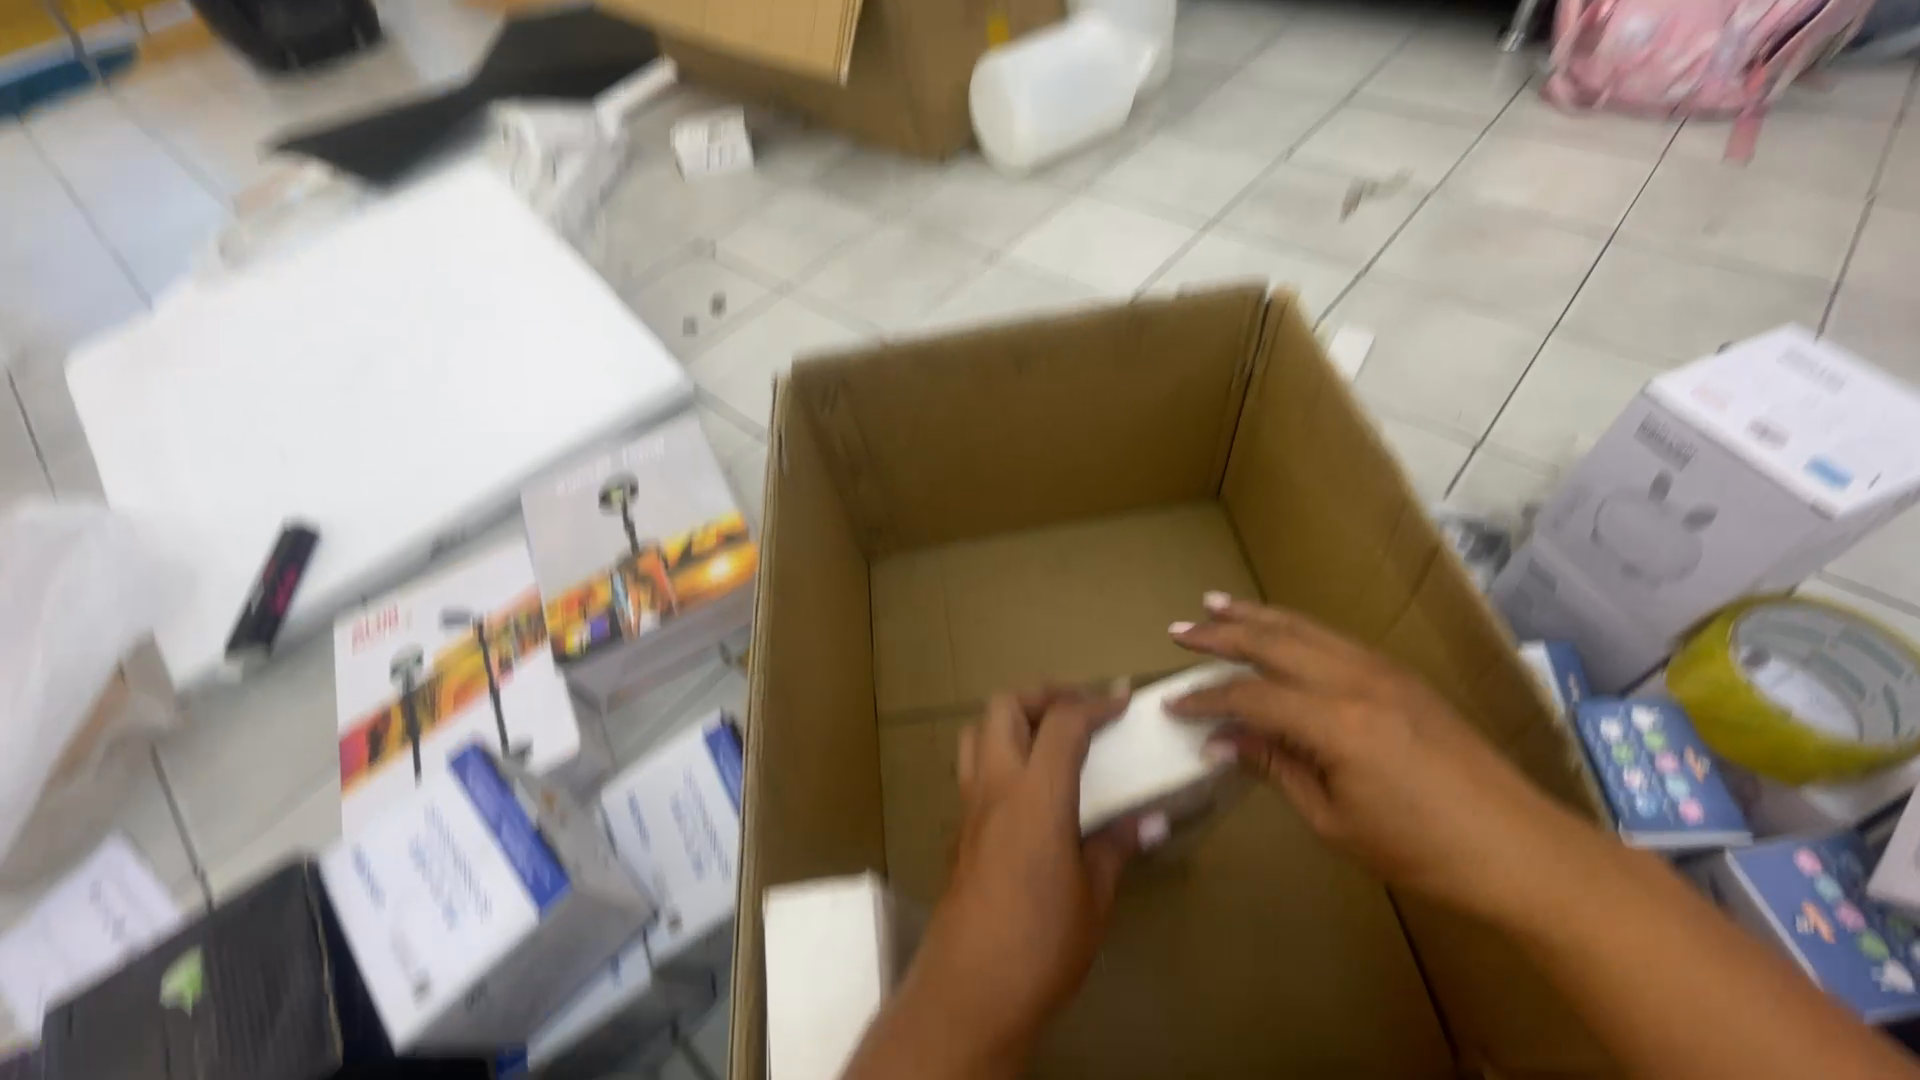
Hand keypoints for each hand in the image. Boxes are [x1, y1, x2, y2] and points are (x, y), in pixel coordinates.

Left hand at [848, 688, 1157, 1079]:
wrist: (970, 991)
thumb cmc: (1042, 944)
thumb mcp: (1094, 896)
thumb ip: (1116, 847)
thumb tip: (1148, 821)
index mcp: (1035, 795)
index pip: (1063, 722)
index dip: (1094, 703)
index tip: (1121, 701)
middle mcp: (994, 787)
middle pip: (1004, 706)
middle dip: (1043, 694)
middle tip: (1079, 707)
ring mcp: (969, 808)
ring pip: (977, 732)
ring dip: (1012, 719)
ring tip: (1049, 737)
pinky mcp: (959, 832)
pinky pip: (973, 770)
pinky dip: (1000, 756)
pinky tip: (1029, 790)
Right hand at [1166, 593, 1581, 922]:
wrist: (1522, 849)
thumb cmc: (1422, 851)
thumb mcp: (1333, 820)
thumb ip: (1276, 767)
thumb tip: (1222, 742)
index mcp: (1337, 723)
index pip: (1252, 696)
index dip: (1207, 699)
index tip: (1171, 704)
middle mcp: (1357, 681)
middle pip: (1274, 643)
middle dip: (1222, 633)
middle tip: (1179, 628)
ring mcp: (1385, 672)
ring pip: (1306, 629)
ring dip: (1257, 616)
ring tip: (1216, 603)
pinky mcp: (1403, 676)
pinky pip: (1335, 639)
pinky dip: (1297, 628)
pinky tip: (1279, 629)